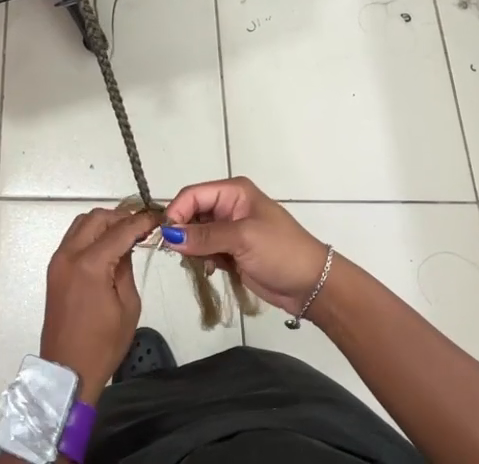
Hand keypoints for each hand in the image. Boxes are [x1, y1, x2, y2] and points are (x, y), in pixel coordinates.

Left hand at [39, 207, 158, 404]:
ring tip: (126, 234)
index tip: (158, 218)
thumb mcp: (128, 306)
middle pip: (97, 218)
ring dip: (104, 223)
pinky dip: (91, 234)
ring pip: (82, 223)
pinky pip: (73, 238)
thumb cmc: (103, 345)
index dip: (141, 221)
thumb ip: (127, 267)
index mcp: (90, 264)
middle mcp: (69, 254)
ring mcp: (58, 260)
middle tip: (141, 227)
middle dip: (121, 217)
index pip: (120, 230)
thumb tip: (128, 245)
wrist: (68, 370)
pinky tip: (108, 245)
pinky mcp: (54, 268)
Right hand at [162, 177, 329, 315]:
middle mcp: (228, 206)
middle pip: (191, 213)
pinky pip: (205, 250)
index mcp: (233, 192)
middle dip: (183, 232)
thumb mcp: (242, 239)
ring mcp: (230, 229)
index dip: (176, 212)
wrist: (312, 285)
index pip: (192, 195)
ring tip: (200, 263)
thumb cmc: (281, 252)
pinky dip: (202, 259)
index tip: (166, 236)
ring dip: (193, 248)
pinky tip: (210, 269)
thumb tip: (168, 235)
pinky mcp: (231, 250)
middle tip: (180, 254)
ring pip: (195, 234)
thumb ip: (204, 236)